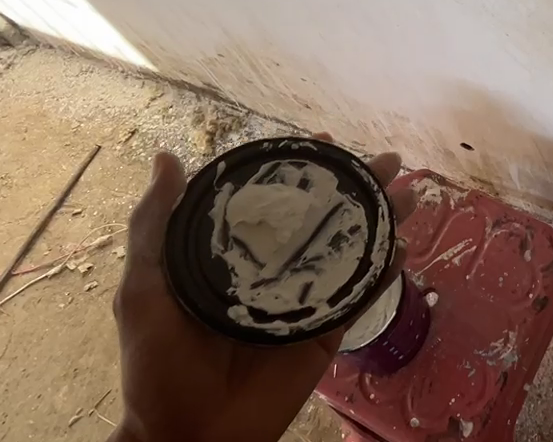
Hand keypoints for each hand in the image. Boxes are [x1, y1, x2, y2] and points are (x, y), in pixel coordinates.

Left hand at [111, 141, 412, 441]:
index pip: (278, 198)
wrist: (187, 439)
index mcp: (239, 251)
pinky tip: (403, 247)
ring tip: (409, 193)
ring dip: (384, 218)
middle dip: (361, 184)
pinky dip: (386, 270)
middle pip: (327, 215)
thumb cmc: (157, 365)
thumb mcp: (143, 291)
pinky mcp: (328, 329)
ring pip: (353, 246)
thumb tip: (168, 158)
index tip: (325, 140)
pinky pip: (362, 294)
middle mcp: (278, 265)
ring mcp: (307, 296)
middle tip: (390, 161)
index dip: (304, 167)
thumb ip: (153, 227)